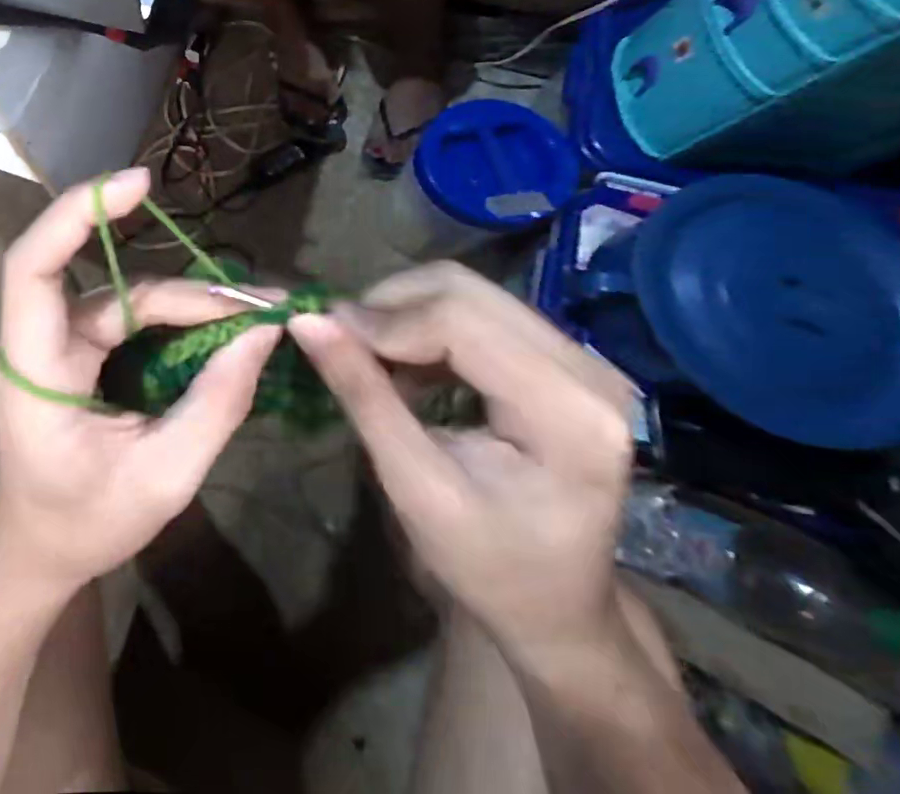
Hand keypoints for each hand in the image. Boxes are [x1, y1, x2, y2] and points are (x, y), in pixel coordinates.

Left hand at [0, 167, 280, 593]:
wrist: (41, 547)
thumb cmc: (86, 522)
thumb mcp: (165, 478)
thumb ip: (216, 405)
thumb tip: (265, 332)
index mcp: (34, 374)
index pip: (33, 269)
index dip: (78, 213)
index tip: (139, 185)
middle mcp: (40, 343)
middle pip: (115, 286)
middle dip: (190, 291)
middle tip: (263, 306)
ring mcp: (63, 343)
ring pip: (135, 299)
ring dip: (195, 305)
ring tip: (257, 319)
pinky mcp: (84, 349)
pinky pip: (139, 317)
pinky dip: (184, 319)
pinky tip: (224, 327)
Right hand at [287, 263, 639, 655]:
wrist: (557, 605)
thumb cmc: (488, 568)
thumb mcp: (416, 489)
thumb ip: (365, 398)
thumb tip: (308, 323)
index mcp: (568, 414)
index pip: (462, 323)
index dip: (385, 319)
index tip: (321, 331)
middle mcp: (591, 372)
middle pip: (471, 294)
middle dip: (393, 306)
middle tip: (340, 339)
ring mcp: (588, 362)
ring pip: (477, 295)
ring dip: (410, 314)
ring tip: (368, 356)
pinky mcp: (570, 362)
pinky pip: (488, 315)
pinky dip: (434, 328)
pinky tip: (407, 364)